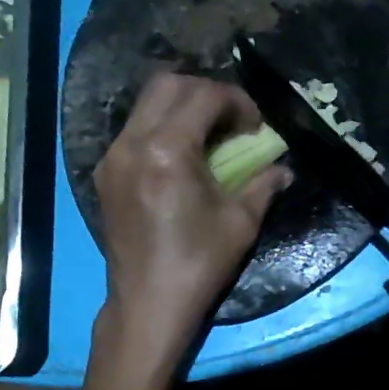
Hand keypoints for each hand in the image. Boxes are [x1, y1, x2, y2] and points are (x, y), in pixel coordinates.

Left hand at [94, 74, 291, 353]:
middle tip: (230, 121)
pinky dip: (159, 129)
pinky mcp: (105, 175)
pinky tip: (180, 156)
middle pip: (167, 85)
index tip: (255, 126)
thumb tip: (282, 169)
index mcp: (167, 150)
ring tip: (206, 136)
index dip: (237, 101)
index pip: (204, 96)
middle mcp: (132, 144)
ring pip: (145, 105)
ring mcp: (112, 158)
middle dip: (205, 92)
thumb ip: (262, 184)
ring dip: (180, 108)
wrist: (148, 304)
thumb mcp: (240, 222)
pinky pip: (133, 132)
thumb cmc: (198, 265)